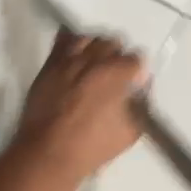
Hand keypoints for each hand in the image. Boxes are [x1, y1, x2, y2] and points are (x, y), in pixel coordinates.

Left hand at [11, 29, 146, 181]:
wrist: (48, 152)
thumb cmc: (92, 147)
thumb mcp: (130, 132)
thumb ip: (142, 107)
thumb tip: (141, 91)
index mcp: (114, 75)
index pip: (135, 58)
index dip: (137, 70)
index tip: (134, 82)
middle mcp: (92, 60)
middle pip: (111, 43)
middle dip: (118, 56)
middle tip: (116, 73)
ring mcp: (67, 60)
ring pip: (87, 38)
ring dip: (96, 47)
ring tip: (95, 62)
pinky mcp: (48, 65)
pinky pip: (61, 41)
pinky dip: (72, 43)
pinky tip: (75, 54)